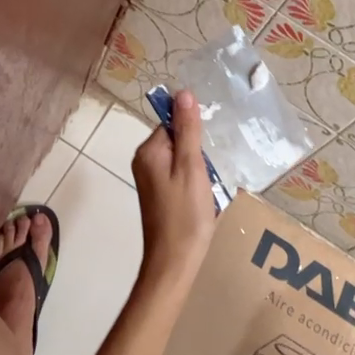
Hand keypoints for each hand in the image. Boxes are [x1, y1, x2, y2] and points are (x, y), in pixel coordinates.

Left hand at [131, 90, 216, 293]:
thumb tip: (183, 93)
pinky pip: (178, 174)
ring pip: (180, 158)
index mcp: (148, 151)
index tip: (207, 150)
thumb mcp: (191, 166)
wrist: (174, 262)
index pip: (173, 122)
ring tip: (209, 185)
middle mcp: (144, 161)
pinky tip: (202, 196)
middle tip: (210, 172)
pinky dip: (193, 181)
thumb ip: (188, 130)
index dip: (193, 133)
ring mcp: (150, 179)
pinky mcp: (158, 194)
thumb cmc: (185, 214)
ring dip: (198, 167)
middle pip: (176, 139)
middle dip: (197, 151)